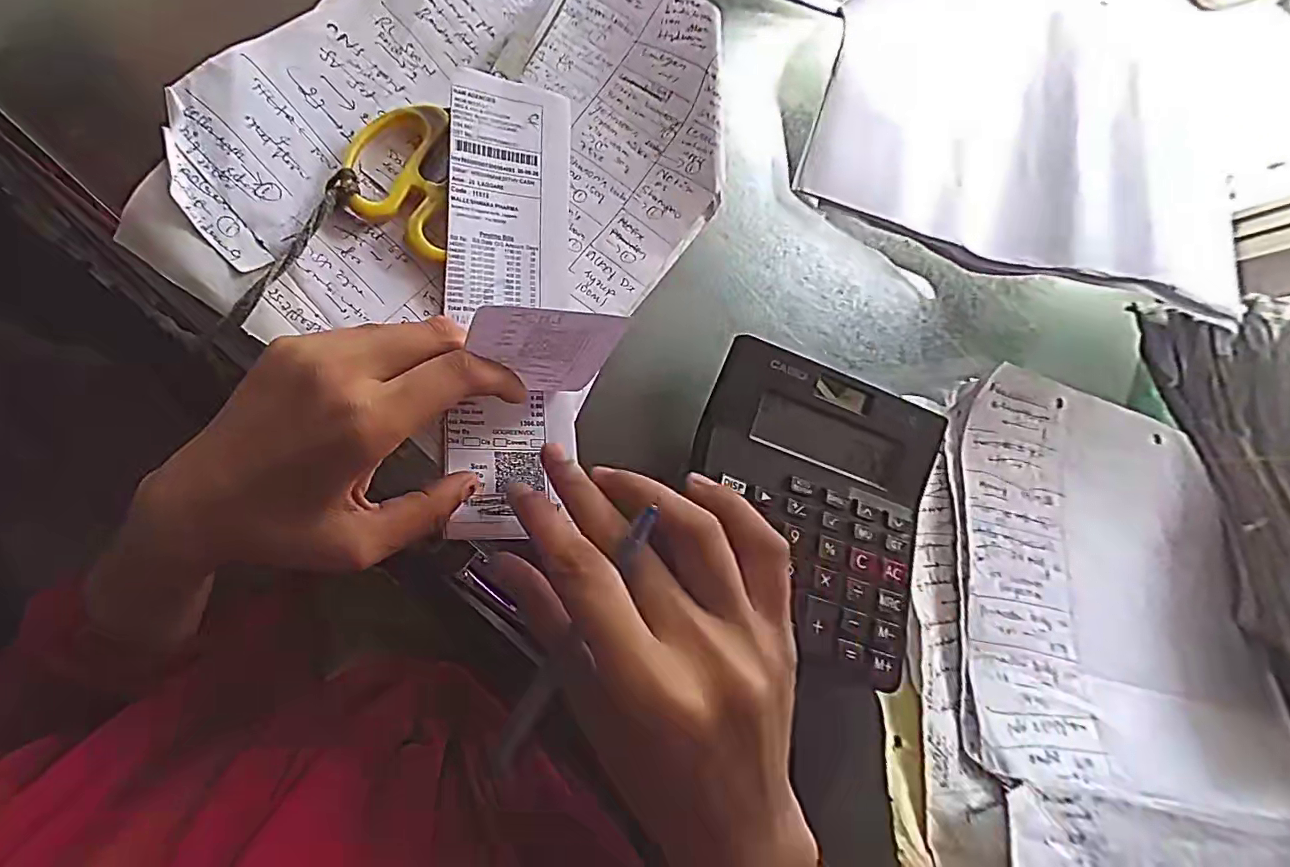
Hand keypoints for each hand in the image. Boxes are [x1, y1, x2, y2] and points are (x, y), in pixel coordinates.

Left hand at [86, 319, 525, 646]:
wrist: (193, 500)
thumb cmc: (280, 530)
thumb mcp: (360, 545)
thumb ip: (427, 513)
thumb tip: (473, 481)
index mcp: (366, 423)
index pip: (454, 372)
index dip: (496, 374)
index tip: (515, 388)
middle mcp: (343, 371)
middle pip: (433, 335)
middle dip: (471, 351)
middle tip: (486, 378)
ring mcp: (313, 350)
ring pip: (398, 329)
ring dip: (431, 348)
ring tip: (442, 377)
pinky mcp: (291, 344)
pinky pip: (361, 334)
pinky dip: (390, 349)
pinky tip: (388, 377)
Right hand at [488, 445, 815, 866]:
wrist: (740, 826)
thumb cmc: (653, 777)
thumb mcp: (586, 707)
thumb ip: (548, 624)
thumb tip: (508, 563)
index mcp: (648, 685)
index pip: (587, 576)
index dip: (548, 524)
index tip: (524, 493)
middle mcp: (704, 654)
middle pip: (634, 547)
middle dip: (583, 493)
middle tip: (557, 462)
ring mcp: (751, 637)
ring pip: (699, 533)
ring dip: (648, 490)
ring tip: (611, 475)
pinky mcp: (781, 630)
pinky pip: (767, 549)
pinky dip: (732, 506)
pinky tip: (696, 486)